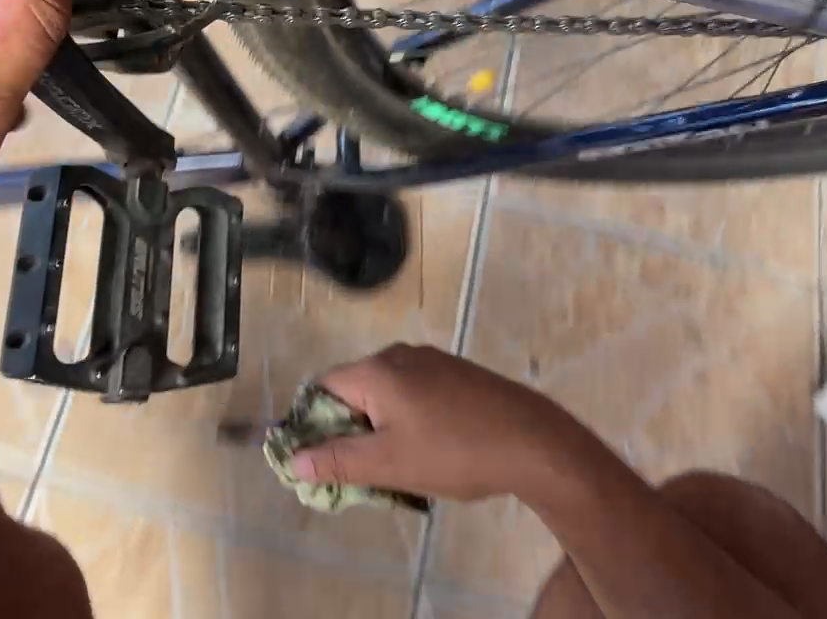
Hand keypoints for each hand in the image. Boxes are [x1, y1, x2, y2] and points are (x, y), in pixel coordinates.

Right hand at [287, 344, 598, 501]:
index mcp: (376, 370)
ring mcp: (430, 360)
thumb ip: (338, 461)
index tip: (324, 461)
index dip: (314, 424)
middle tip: (363, 472)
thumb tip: (294, 461)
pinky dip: (407, 419)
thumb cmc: (453, 452)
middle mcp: (399, 355)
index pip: (323, 388)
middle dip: (350, 431)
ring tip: (399, 467)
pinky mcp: (454, 373)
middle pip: (354, 390)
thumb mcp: (389, 464)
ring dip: (380, 428)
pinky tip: (430, 450)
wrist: (532, 441)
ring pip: (385, 394)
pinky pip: (413, 392)